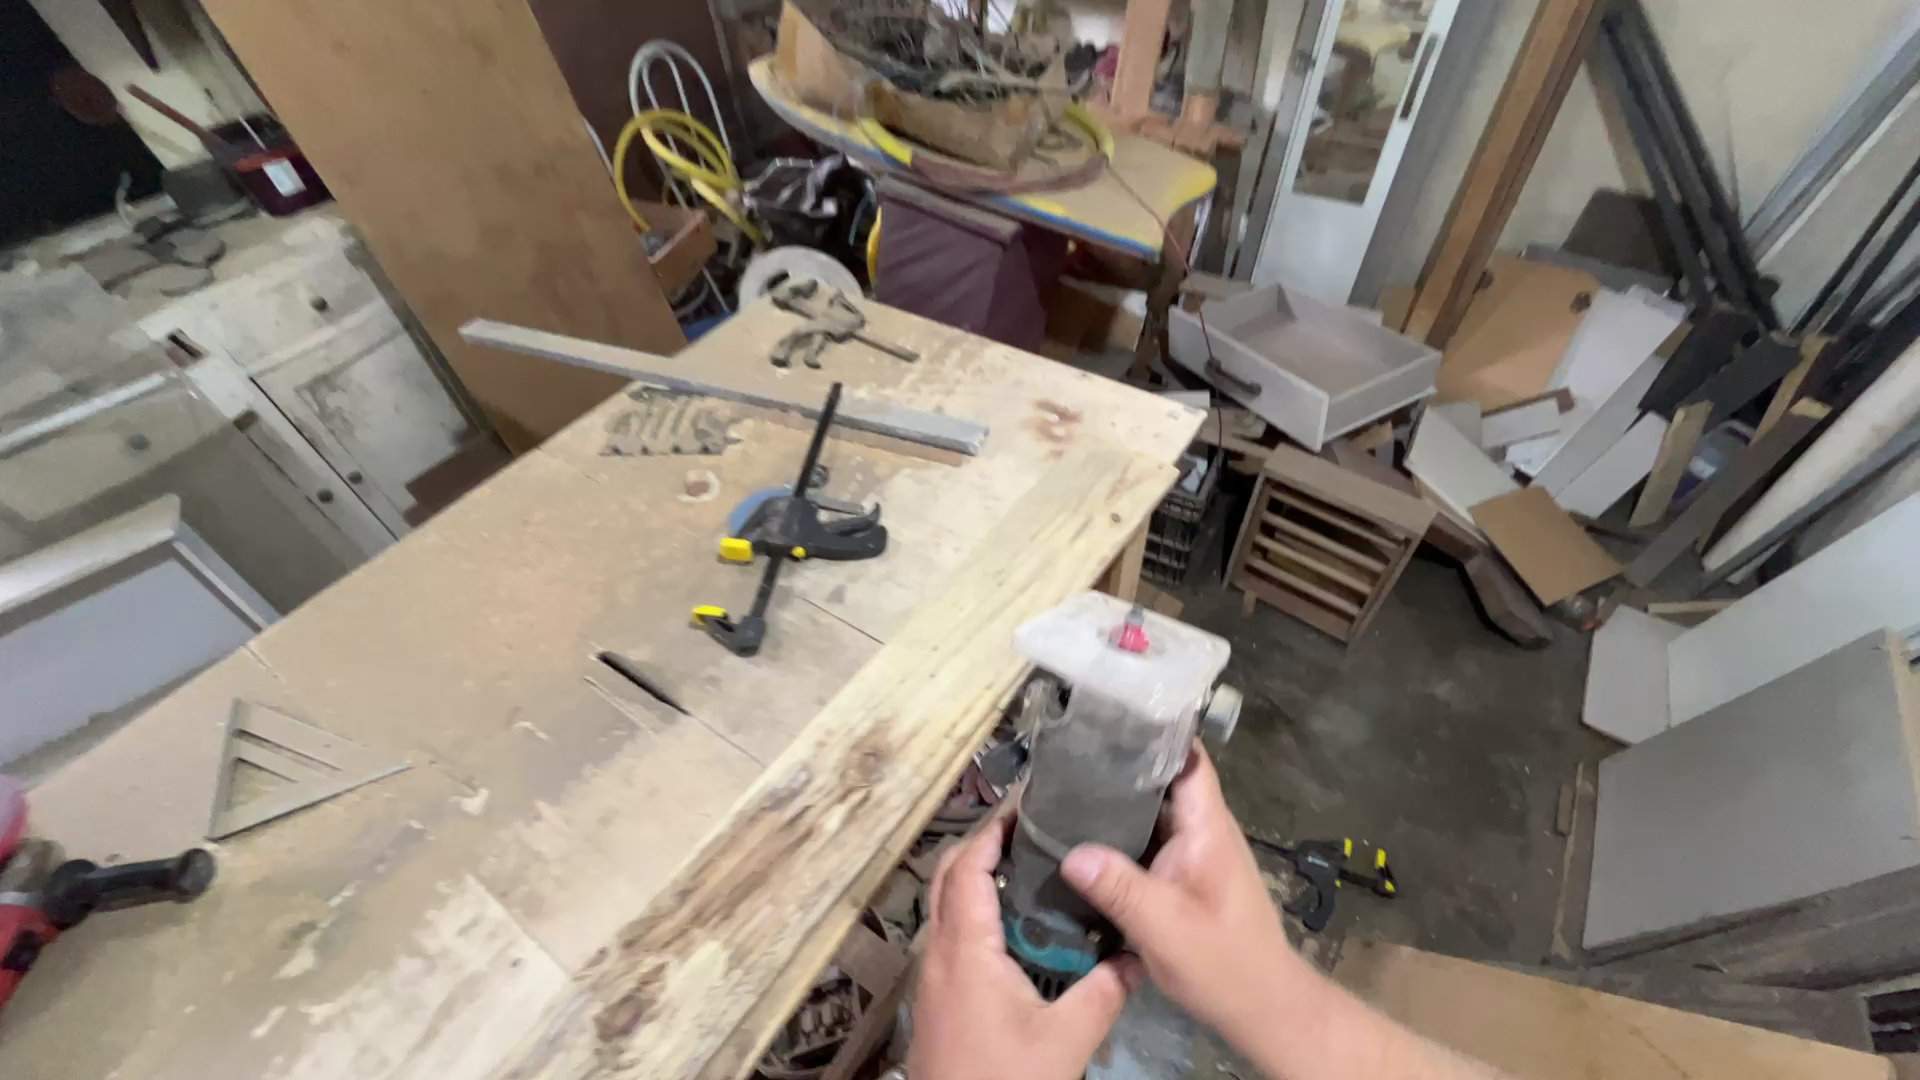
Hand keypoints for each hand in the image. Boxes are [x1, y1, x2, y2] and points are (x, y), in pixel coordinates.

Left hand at [906, 809, 1141, 1079]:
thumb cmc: (1004, 1079)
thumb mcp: (1063, 1042)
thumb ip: (1102, 994)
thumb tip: (1138, 955)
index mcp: (964, 946)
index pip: (968, 866)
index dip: (991, 829)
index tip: (1023, 805)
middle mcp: (938, 948)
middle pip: (948, 873)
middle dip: (981, 841)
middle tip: (1025, 826)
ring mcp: (930, 970)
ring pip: (943, 900)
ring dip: (973, 871)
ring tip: (1021, 860)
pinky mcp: (935, 991)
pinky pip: (947, 927)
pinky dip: (970, 903)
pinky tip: (1007, 917)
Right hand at [1060, 745, 1298, 1044]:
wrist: (1262, 1009)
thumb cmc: (1225, 964)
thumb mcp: (1167, 929)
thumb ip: (1121, 888)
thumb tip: (1069, 852)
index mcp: (1206, 824)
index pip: (1186, 756)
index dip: (1155, 730)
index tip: (1110, 711)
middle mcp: (1200, 825)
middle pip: (1161, 775)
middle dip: (1120, 758)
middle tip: (1066, 746)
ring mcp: (1191, 847)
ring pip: (1149, 805)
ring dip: (1114, 793)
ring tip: (1062, 779)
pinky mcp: (1180, 868)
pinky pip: (1144, 832)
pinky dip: (1116, 825)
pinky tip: (1080, 828)